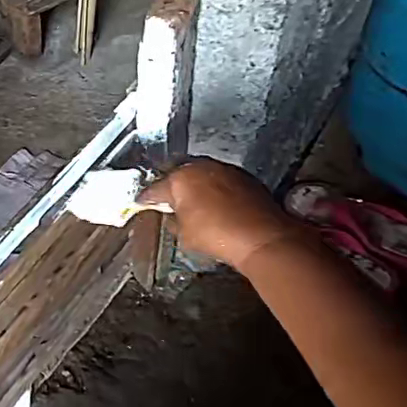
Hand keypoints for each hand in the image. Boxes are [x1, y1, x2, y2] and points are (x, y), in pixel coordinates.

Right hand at [138, 158, 304, 270]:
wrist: (263, 239)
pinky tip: (216, 206)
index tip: (142, 204)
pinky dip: (215, 191)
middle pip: (179, 176)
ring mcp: (226, 171)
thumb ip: (172, 219)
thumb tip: (173, 216)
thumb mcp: (182, 233)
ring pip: (202, 176)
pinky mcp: (246, 179)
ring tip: (194, 204)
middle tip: (168, 203)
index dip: (146, 199)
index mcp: (179, 178)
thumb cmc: (216, 235)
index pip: (154, 189)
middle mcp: (201, 168)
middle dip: (173, 189)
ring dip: (196, 188)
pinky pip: (221, 182)